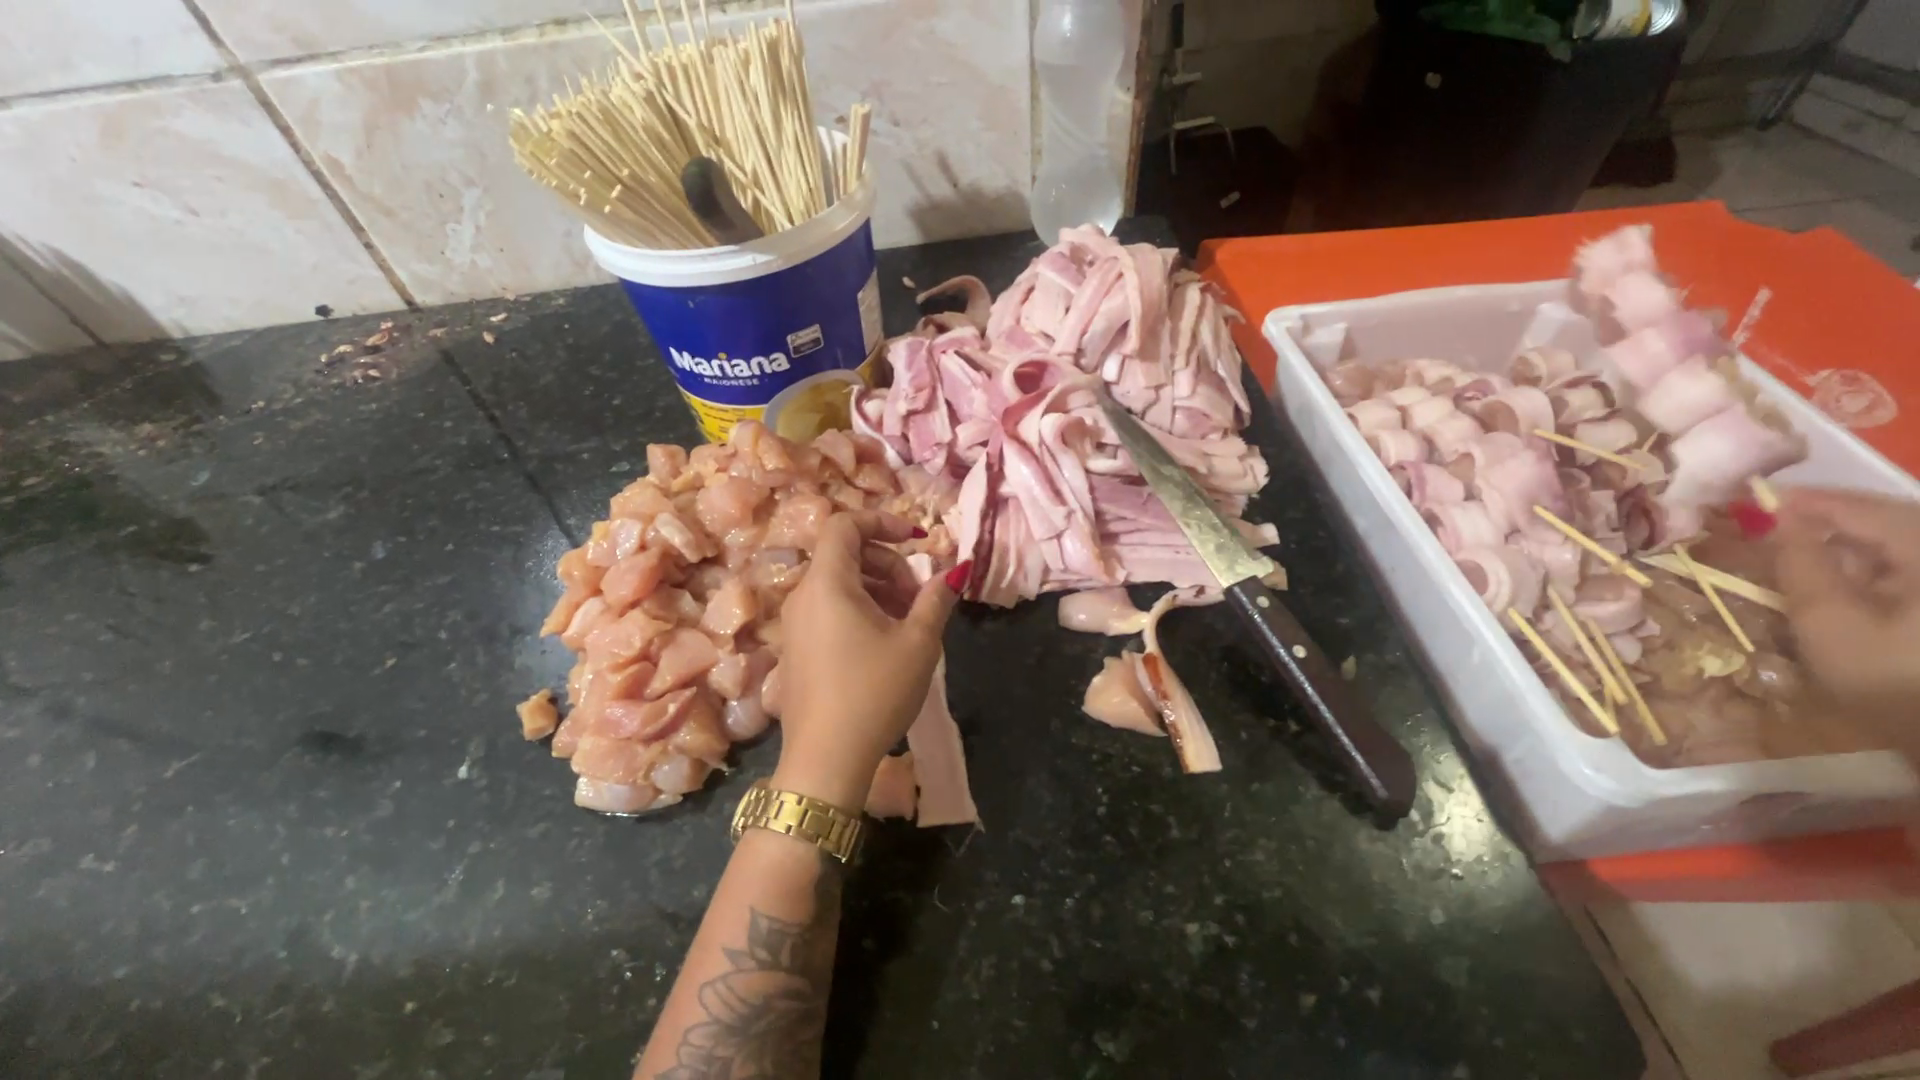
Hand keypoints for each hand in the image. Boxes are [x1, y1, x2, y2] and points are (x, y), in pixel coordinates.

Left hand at [770, 512, 959, 809]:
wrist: (826, 760)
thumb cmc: (874, 693)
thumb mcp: (917, 643)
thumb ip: (936, 599)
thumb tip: (955, 570)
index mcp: (826, 583)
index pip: (844, 524)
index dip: (883, 521)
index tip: (917, 541)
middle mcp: (803, 596)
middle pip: (844, 555)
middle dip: (888, 563)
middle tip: (921, 596)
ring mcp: (795, 625)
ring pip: (839, 585)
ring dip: (878, 589)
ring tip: (910, 622)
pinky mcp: (796, 651)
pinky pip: (828, 611)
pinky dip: (860, 611)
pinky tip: (886, 645)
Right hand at [1775, 487, 1919, 731]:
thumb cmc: (1892, 682)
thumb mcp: (1829, 622)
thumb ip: (1798, 562)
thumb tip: (1771, 516)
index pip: (1858, 506)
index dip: (1799, 500)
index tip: (1744, 500)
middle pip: (1884, 521)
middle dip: (1822, 523)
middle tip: (1762, 530)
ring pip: (1897, 546)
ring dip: (1845, 549)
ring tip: (1792, 558)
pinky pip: (1908, 570)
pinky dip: (1871, 571)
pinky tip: (1840, 586)